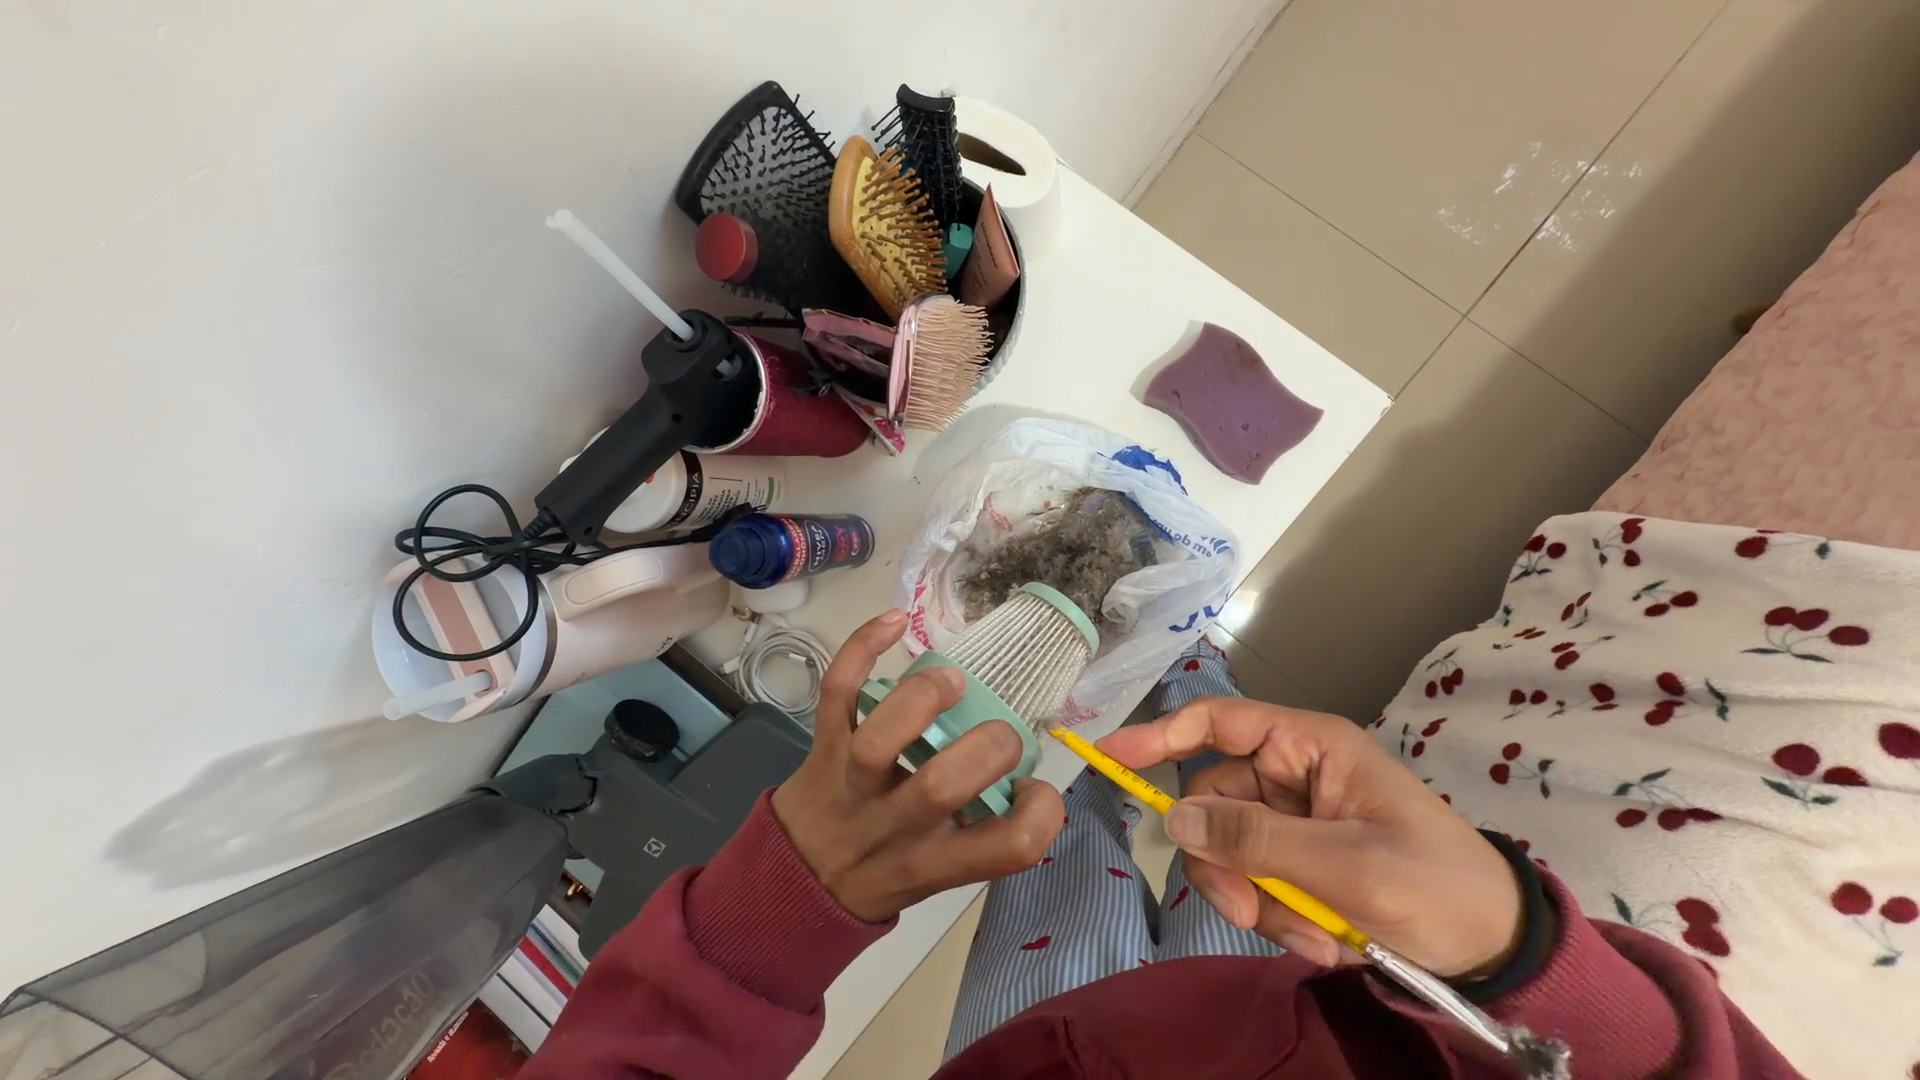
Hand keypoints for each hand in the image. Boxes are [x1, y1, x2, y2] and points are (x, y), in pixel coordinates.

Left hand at [772, 610, 1065, 921]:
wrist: (795, 879)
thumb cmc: (882, 871)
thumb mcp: (937, 874)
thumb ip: (979, 836)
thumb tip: (1019, 776)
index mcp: (935, 860)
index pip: (1007, 847)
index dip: (1040, 812)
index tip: (1029, 789)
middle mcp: (892, 824)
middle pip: (941, 787)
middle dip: (987, 748)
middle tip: (997, 735)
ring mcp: (851, 782)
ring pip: (879, 739)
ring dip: (923, 699)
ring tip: (952, 681)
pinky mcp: (822, 745)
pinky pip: (837, 692)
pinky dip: (863, 648)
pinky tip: (896, 622)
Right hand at [1098, 698, 1521, 976]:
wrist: (1497, 952)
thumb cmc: (1434, 885)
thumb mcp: (1345, 865)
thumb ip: (1255, 839)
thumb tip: (1174, 821)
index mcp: (1308, 747)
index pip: (1218, 723)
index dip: (1161, 733)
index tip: (1110, 755)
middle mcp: (1290, 774)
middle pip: (1212, 802)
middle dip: (1226, 862)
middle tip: (1248, 909)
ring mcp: (1291, 820)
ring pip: (1226, 849)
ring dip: (1257, 899)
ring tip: (1311, 937)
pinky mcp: (1294, 861)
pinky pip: (1252, 880)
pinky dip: (1277, 917)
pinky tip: (1323, 943)